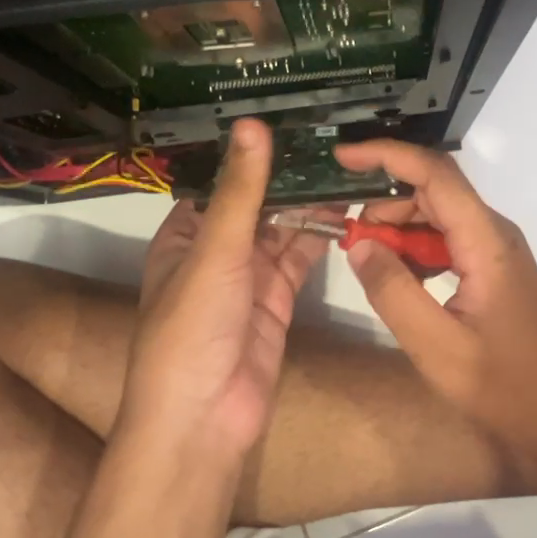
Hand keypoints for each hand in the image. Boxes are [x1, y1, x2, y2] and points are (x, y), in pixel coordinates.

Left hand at [120, 119, 332, 460]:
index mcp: (185, 234)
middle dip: (291, 175)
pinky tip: (350, 209)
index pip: (221, 180)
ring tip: (350, 165)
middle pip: (257, 202)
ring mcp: (249, 276)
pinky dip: (322, 236)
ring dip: (311, 203)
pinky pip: (302, 257)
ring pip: (284, 228)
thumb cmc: (192, 328)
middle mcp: (216, 250)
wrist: (203, 419)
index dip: (252, 151)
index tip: (294, 118)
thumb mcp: (215, 250)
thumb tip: (252, 124)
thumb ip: (241, 190)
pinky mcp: (279, 299)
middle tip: (336, 137)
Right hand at [334, 140, 536, 474]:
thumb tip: (358, 243)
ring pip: (439, 215)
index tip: (341, 157)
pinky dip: (416, 248)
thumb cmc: (505, 387)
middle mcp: (494, 232)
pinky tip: (397, 277)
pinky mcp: (495, 269)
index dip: (386, 155)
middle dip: (384, 201)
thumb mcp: (437, 346)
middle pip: (433, 190)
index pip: (434, 173)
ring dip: (398, 227)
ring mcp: (497, 250)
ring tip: (363, 256)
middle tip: (345, 233)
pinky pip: (449, 240)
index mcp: (485, 241)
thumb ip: (393, 292)